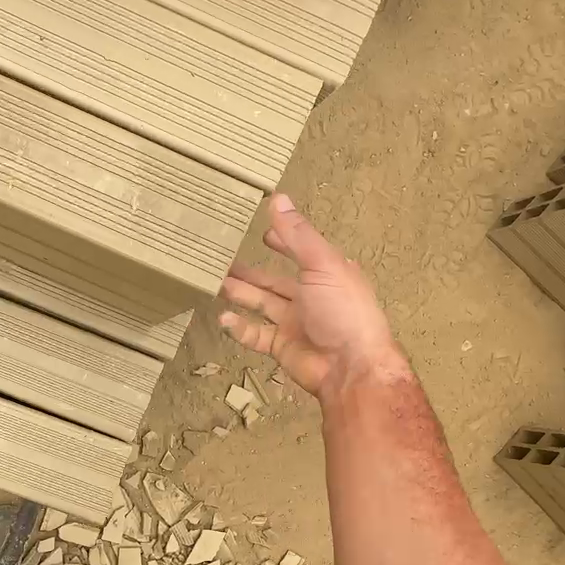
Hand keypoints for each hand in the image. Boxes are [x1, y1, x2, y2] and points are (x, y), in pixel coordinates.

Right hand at [220, 194, 406, 397]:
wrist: (349, 366)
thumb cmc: (343, 310)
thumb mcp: (322, 264)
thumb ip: (297, 235)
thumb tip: (278, 198)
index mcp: (326, 274)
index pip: (301, 252)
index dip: (283, 242)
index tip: (263, 234)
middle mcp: (310, 297)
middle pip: (273, 282)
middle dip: (249, 273)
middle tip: (221, 262)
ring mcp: (294, 323)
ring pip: (260, 305)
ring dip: (240, 295)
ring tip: (215, 285)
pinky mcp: (281, 346)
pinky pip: (255, 334)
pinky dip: (239, 327)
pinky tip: (225, 318)